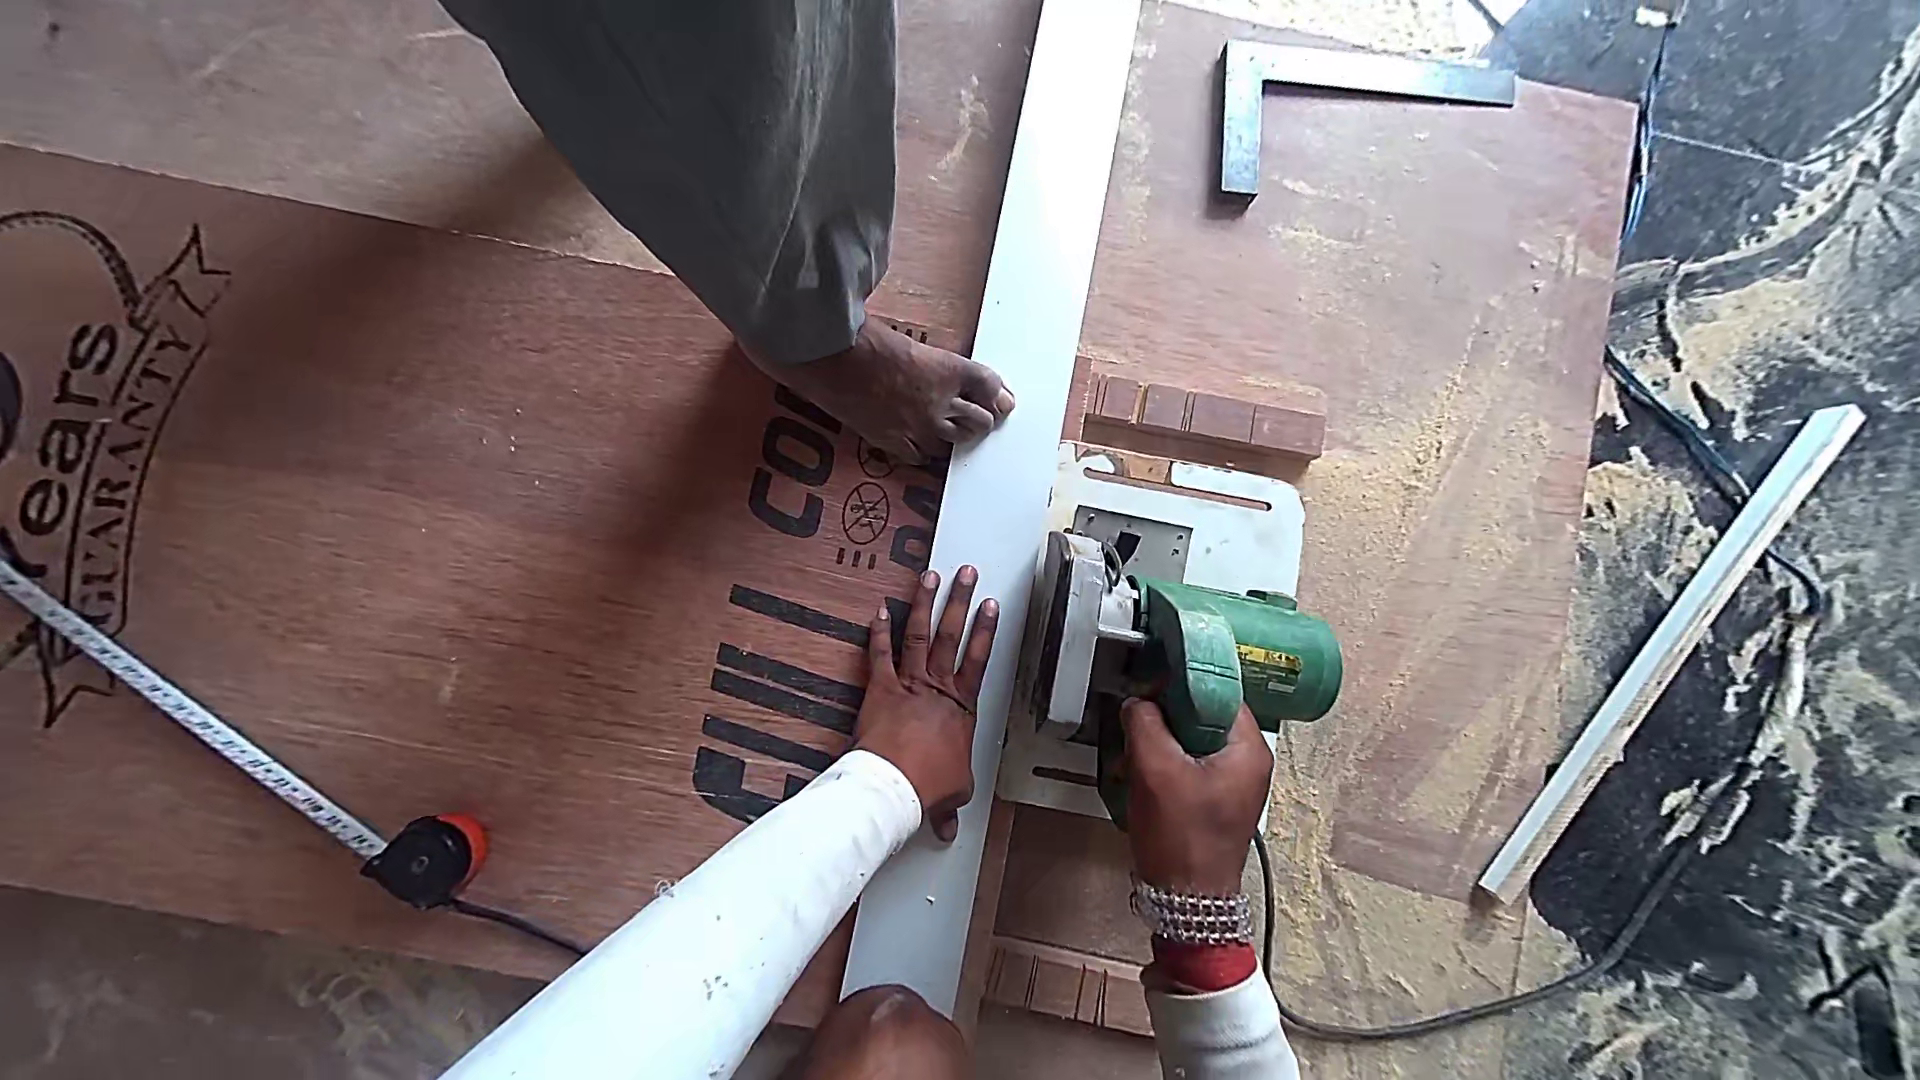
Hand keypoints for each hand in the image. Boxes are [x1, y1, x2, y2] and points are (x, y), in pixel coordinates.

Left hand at [854, 566, 999, 841]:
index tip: (990, 605)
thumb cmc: (926, 786)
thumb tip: (948, 829)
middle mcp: (937, 687)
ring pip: (920, 634)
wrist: (893, 788)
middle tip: (967, 573)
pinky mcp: (880, 687)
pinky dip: (877, 631)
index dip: (985, 630)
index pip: (978, 658)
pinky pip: (879, 653)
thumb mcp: (952, 794)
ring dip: (925, 603)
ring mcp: (908, 683)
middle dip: (960, 600)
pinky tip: (878, 608)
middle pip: (953, 635)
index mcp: (961, 706)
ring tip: (930, 576)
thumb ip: (951, 803)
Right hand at [1120, 699, 1271, 894]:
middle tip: (1136, 717)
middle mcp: (1248, 760)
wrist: (1187, 902)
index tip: (1149, 684)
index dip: (1181, 682)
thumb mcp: (1155, 768)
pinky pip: (1189, 760)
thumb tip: (1137, 702)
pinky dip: (1164, 759)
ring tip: (1134, 747)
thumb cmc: (1179, 833)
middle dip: (1165, 713)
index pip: (1218, 690)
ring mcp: (1233, 781)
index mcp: (1249, 748)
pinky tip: (1141, 770)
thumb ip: (1143, 721)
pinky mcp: (1215, 796)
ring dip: (1160, 738)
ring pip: (1191, 737)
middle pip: (1203, 713)